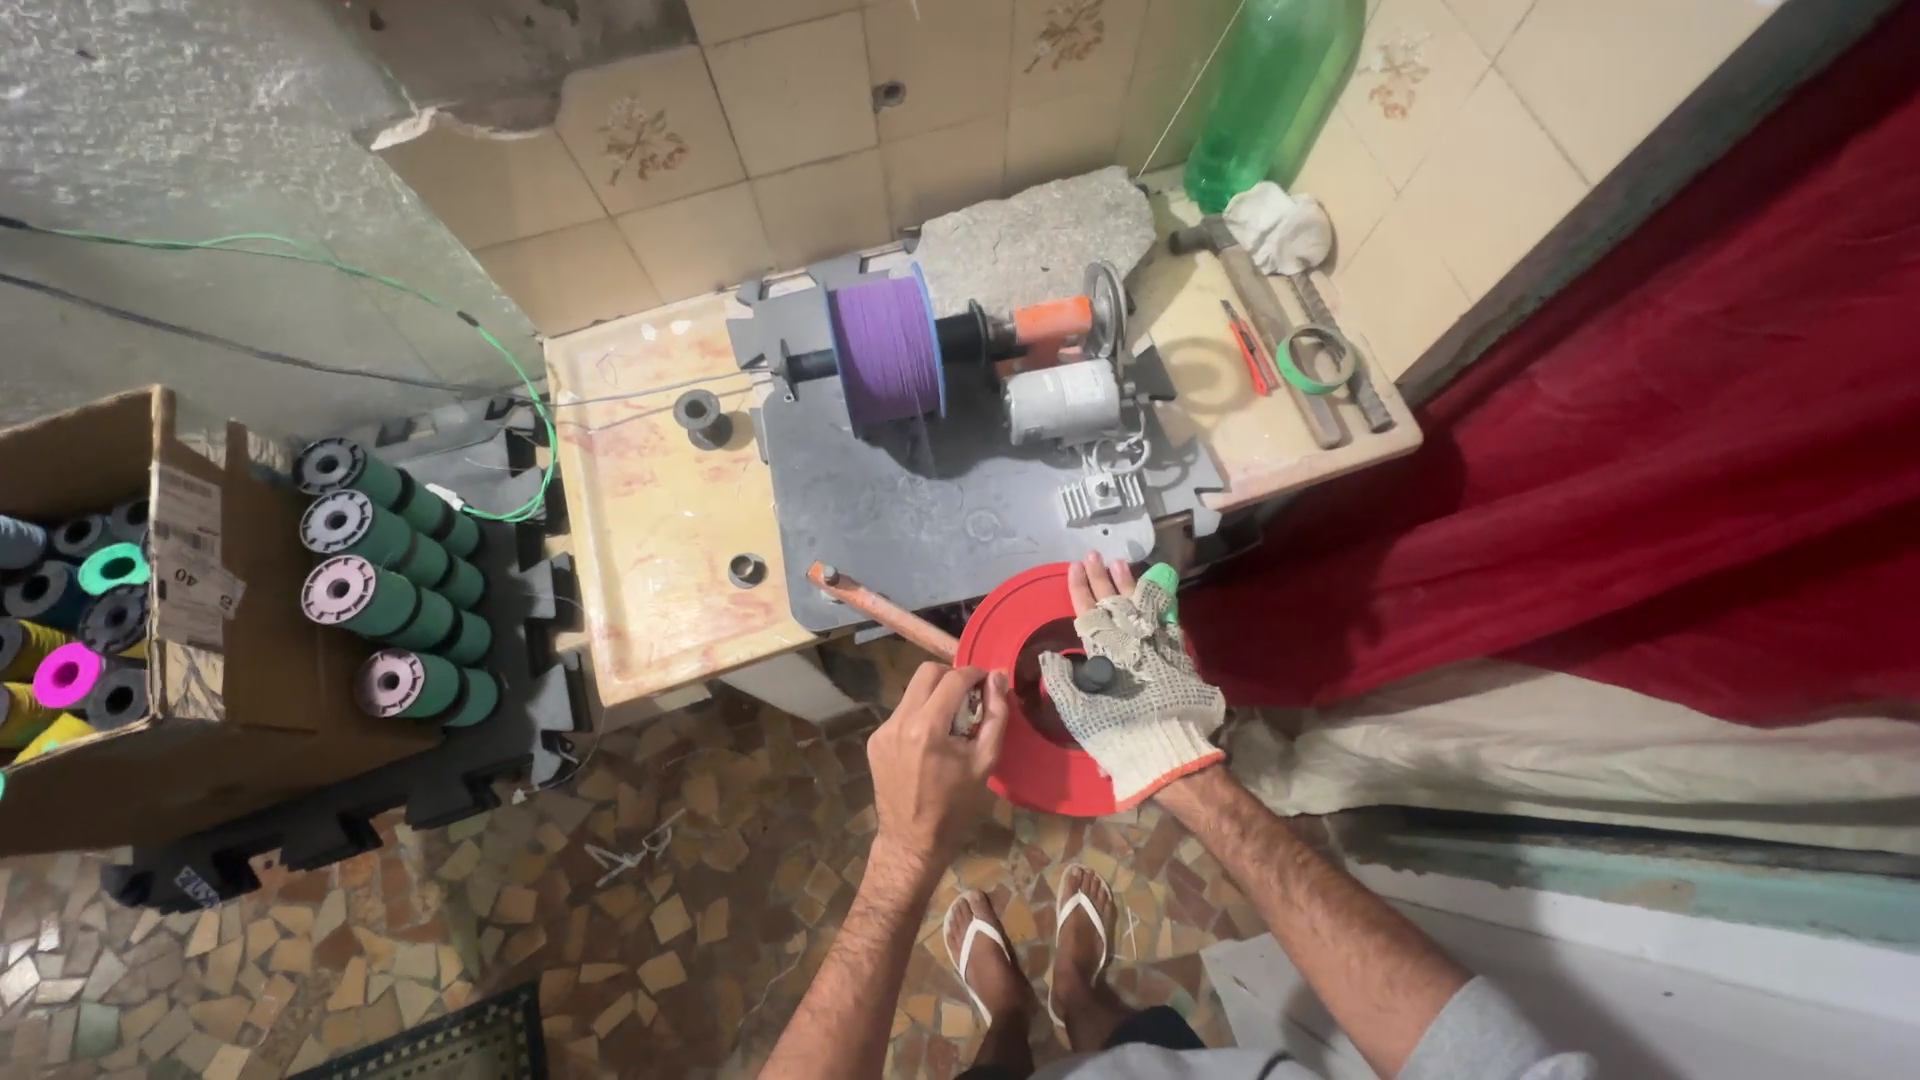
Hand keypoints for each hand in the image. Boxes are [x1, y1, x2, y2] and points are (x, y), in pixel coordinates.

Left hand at [866, 663, 1010, 879]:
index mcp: (928, 727)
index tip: (987, 683)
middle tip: (968, 695)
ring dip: (934, 695)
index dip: (974, 673)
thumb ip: (995, 715)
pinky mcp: (875, 740)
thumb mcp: (985, 761)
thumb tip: (998, 678)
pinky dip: (920, 714)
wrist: (912, 841)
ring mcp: (883, 730)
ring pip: (912, 690)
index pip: (953, 678)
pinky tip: (931, 740)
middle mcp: (900, 721)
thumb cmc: (956, 805)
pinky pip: (902, 712)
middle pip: (926, 672)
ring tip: (951, 720)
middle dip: (951, 676)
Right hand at [1041, 553, 1226, 808]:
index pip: (1087, 612)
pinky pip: (1165, 620)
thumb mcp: (1078, 711)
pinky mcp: (1176, 655)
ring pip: (1139, 604)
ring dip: (1127, 583)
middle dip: (1099, 577)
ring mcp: (1155, 645)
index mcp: (1102, 653)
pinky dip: (1158, 603)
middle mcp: (1129, 641)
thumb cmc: (1116, 734)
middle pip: (1112, 602)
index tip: (1073, 568)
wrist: (1166, 749)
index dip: (1079, 589)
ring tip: (1119, 564)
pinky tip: (1153, 592)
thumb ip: (1062, 680)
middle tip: (1093, 555)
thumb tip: (1051, 656)